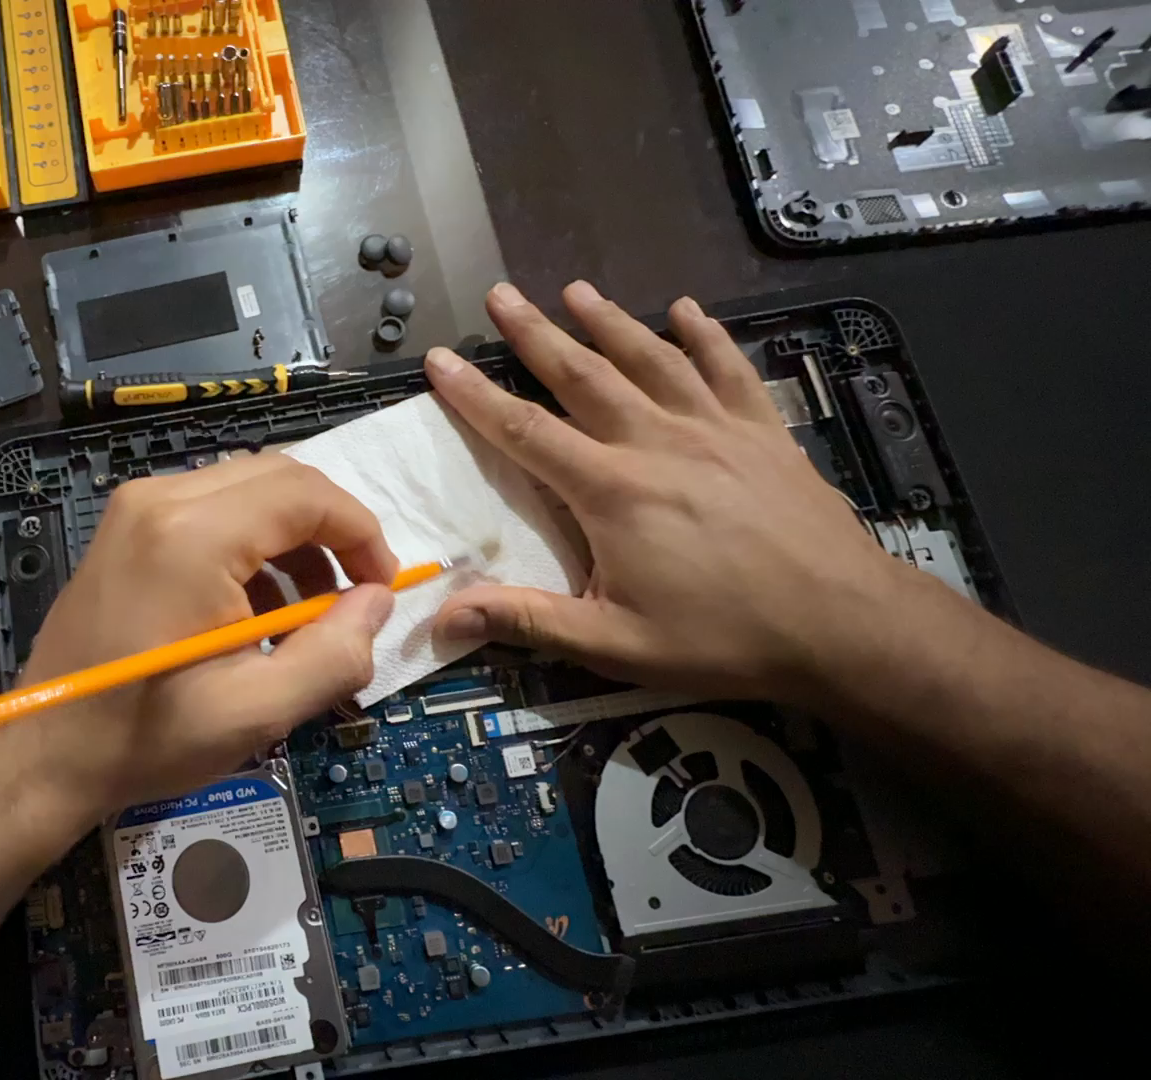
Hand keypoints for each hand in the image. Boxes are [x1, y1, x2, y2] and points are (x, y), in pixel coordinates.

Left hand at [0, 454, 399, 819]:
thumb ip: (335, 653)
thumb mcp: (256, 711)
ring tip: (305, 613)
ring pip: (245, 489)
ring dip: (290, 539)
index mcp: (191, 536)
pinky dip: (249, 545)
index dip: (361, 533)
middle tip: (352, 595)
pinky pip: (209, 510)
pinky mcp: (125, 526)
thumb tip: (378, 602)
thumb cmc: (145, 737)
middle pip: (278, 478)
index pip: (306, 494)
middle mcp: (160, 500)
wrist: (44, 749)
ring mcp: (135, 508)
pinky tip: (252, 609)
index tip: (382, 586)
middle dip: (330, 531)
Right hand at [425, 282, 940, 704]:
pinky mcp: (763, 434)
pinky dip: (705, 336)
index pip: (525, 430)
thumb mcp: (611, 645)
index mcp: (612, 490)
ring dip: (607, 321)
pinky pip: (728, 370)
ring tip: (573, 290)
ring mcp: (715, 431)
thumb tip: (441, 616)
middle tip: (500, 294)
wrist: (850, 629)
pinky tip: (685, 309)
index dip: (474, 395)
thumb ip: (525, 619)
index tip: (439, 360)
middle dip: (535, 333)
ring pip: (650, 359)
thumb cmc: (721, 638)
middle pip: (583, 375)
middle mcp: (657, 443)